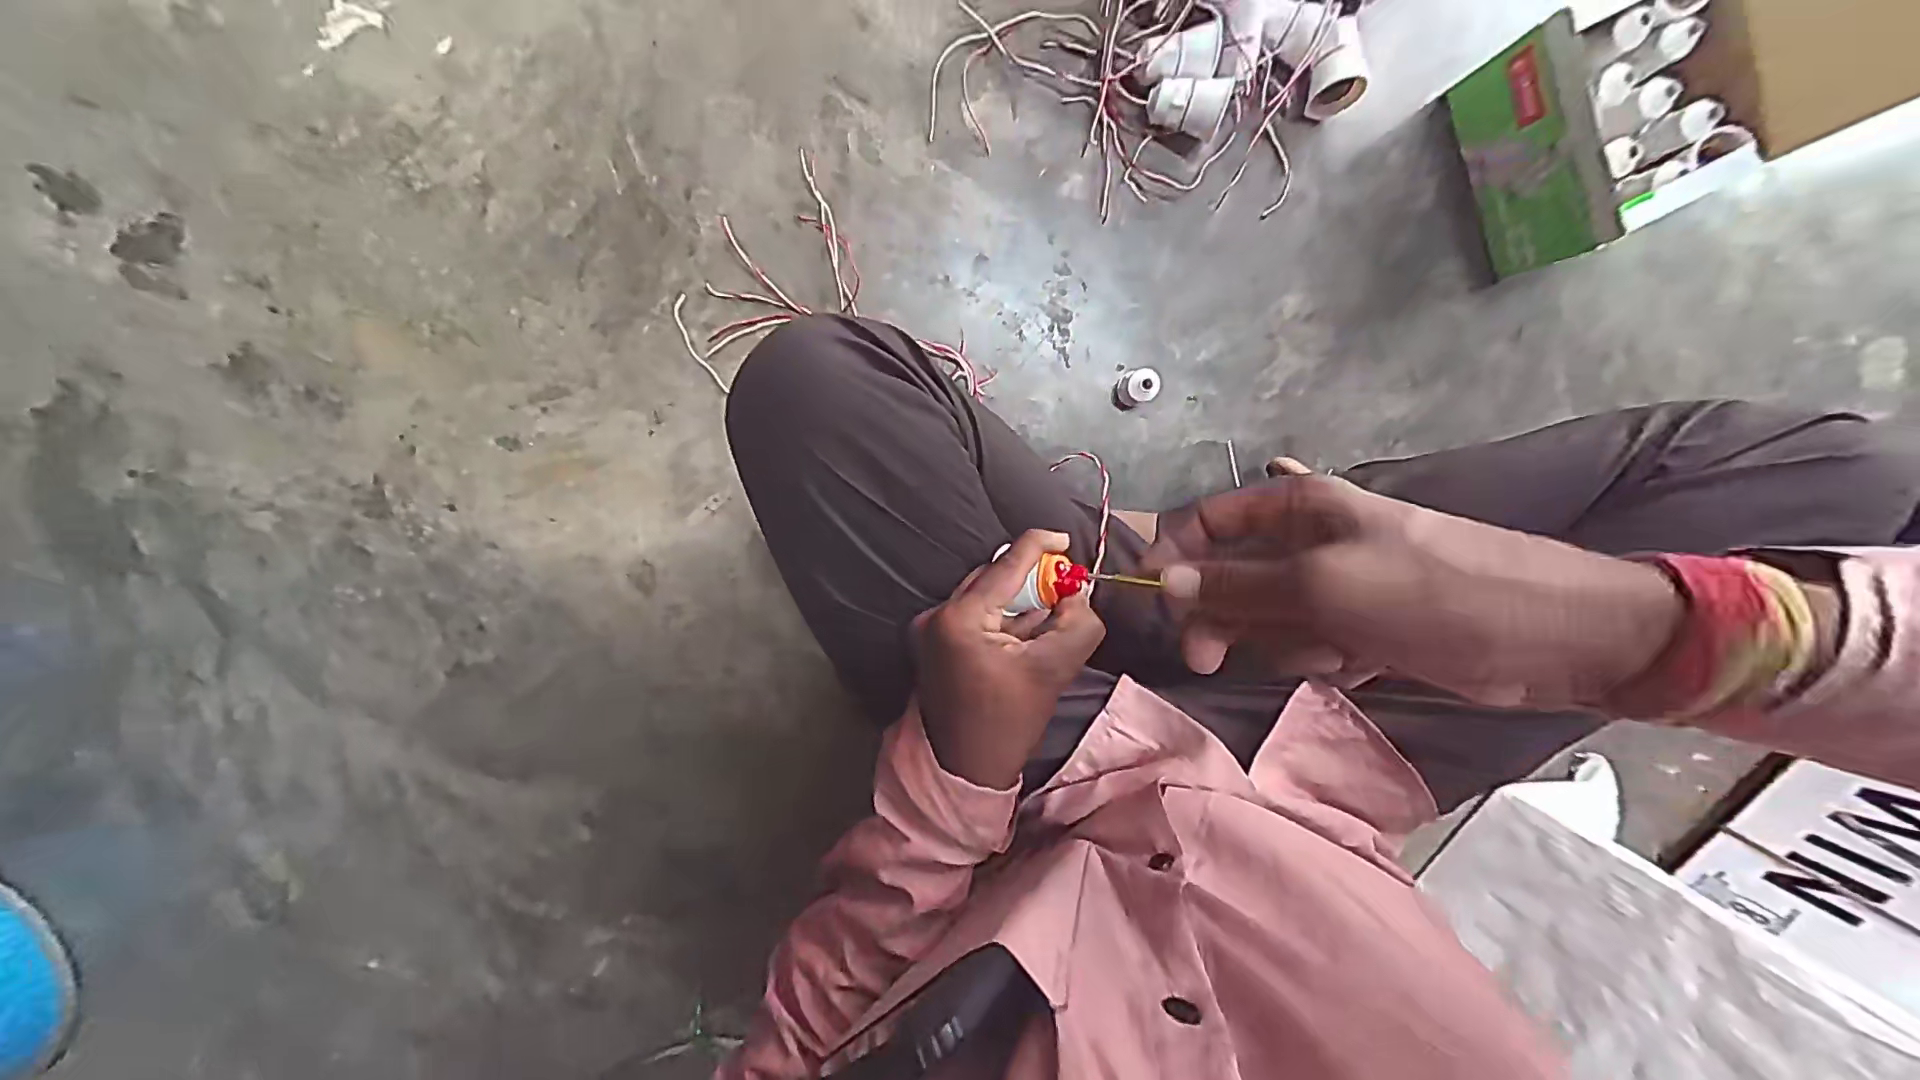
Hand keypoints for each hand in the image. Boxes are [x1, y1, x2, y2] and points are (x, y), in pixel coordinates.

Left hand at [913, 530, 1106, 788]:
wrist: (965, 769)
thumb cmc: (1007, 723)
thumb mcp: (1053, 670)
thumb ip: (1077, 623)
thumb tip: (1078, 593)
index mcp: (959, 617)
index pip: (1005, 564)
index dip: (1040, 545)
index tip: (1065, 540)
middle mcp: (937, 615)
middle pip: (994, 577)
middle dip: (1032, 579)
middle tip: (1064, 590)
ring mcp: (930, 630)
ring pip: (986, 596)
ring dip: (1018, 601)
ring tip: (1047, 618)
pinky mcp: (934, 644)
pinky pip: (976, 614)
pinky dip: (1003, 618)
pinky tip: (1025, 635)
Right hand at [1141, 475, 1684, 709]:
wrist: (1555, 638)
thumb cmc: (1431, 593)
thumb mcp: (1321, 586)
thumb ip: (1234, 586)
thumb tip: (1162, 582)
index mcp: (1294, 507)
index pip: (1205, 522)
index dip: (1172, 556)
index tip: (1152, 600)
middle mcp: (1304, 540)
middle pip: (1225, 575)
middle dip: (1218, 616)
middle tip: (1206, 658)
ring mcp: (1328, 584)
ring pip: (1261, 616)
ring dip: (1277, 642)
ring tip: (1327, 650)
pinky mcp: (1352, 623)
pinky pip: (1301, 642)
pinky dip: (1315, 657)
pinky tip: (1353, 660)